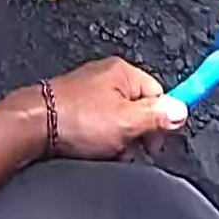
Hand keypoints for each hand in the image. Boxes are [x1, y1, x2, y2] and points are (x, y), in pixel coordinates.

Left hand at [24, 56, 186, 159]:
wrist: (37, 123)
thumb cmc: (76, 117)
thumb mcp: (125, 122)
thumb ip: (155, 116)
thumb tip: (180, 110)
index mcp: (123, 71)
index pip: (158, 92)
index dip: (159, 119)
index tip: (155, 139)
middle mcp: (108, 74)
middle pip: (139, 106)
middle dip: (136, 131)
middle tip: (126, 145)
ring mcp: (92, 88)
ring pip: (119, 118)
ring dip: (118, 137)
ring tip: (104, 147)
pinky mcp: (79, 103)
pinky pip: (101, 121)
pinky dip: (100, 135)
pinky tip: (92, 145)